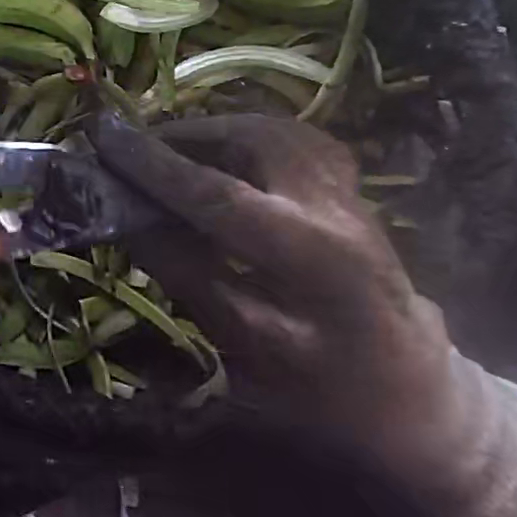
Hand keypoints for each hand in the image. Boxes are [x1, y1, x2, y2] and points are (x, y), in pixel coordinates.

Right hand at [86, 113, 460, 484]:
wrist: (415, 389)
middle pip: (250, 138)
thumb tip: (124, 215)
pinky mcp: (350, 186)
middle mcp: (338, 210)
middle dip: (183, 135)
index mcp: (315, 261)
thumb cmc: (326, 389)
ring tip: (168, 153)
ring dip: (210, 131)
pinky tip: (219, 155)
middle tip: (133, 150)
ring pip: (271, 127)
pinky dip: (241, 135)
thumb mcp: (242, 344)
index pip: (217, 195)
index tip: (101, 134)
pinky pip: (288, 136)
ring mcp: (350, 191)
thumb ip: (183, 273)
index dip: (152, 164)